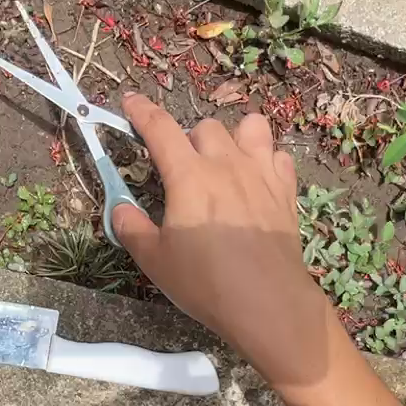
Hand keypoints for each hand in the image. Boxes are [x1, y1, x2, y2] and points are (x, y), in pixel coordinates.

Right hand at [113, 93, 340, 387]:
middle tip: (182, 169)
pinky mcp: (286, 192)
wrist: (267, 303)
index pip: (160, 129)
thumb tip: (119, 209)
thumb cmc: (205, 283)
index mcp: (189, 176)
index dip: (141, 111)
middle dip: (189, 140)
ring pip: (249, 127)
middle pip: (205, 127)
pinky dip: (265, 159)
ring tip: (225, 162)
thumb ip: (131, 228)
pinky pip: (278, 155)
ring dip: (232, 138)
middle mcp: (226, 164)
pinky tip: (257, 180)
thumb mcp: (155, 261)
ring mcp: (261, 174)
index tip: (129, 102)